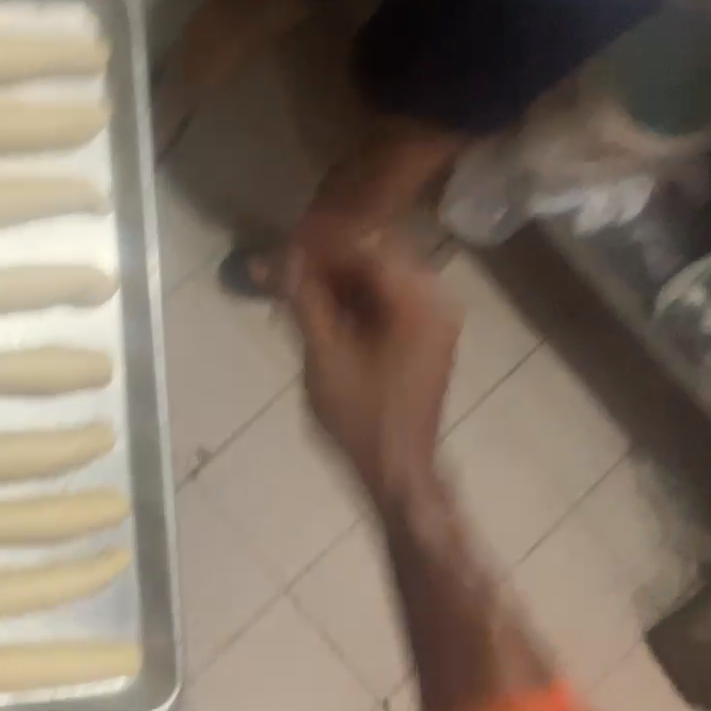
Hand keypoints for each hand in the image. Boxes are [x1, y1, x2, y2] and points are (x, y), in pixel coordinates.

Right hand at [286, 239, 461, 507]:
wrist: (394, 465)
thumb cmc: (359, 412)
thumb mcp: (324, 353)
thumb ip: (304, 300)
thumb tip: (280, 257)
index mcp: (418, 300)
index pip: (366, 249)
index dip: (320, 245)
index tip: (280, 245)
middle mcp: (434, 301)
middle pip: (372, 263)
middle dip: (322, 264)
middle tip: (276, 271)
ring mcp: (430, 322)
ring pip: (374, 284)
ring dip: (331, 285)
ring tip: (286, 293)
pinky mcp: (420, 340)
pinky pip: (381, 306)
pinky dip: (347, 305)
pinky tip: (313, 314)